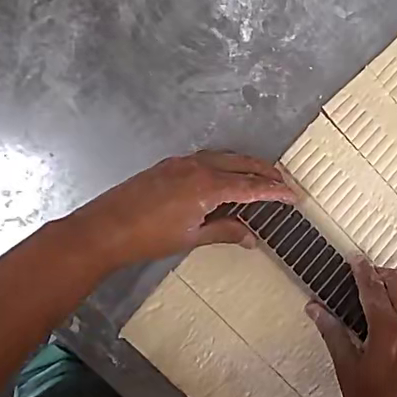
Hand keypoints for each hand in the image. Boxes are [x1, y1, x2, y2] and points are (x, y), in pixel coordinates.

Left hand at [63, 150, 294, 270]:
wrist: (103, 229)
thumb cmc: (148, 238)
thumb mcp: (192, 237)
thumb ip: (225, 231)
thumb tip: (252, 237)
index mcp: (208, 185)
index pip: (252, 186)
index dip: (275, 192)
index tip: (293, 196)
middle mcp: (198, 166)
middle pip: (242, 164)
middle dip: (265, 172)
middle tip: (283, 183)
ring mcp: (182, 162)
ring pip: (224, 157)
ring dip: (246, 165)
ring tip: (260, 176)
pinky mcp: (168, 165)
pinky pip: (207, 158)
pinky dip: (225, 164)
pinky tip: (225, 175)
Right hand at [309, 260, 396, 396]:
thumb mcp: (347, 372)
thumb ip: (333, 334)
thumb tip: (316, 310)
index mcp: (389, 332)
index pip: (374, 289)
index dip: (362, 270)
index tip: (353, 259)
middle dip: (382, 273)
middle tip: (363, 275)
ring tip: (378, 290)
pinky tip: (394, 313)